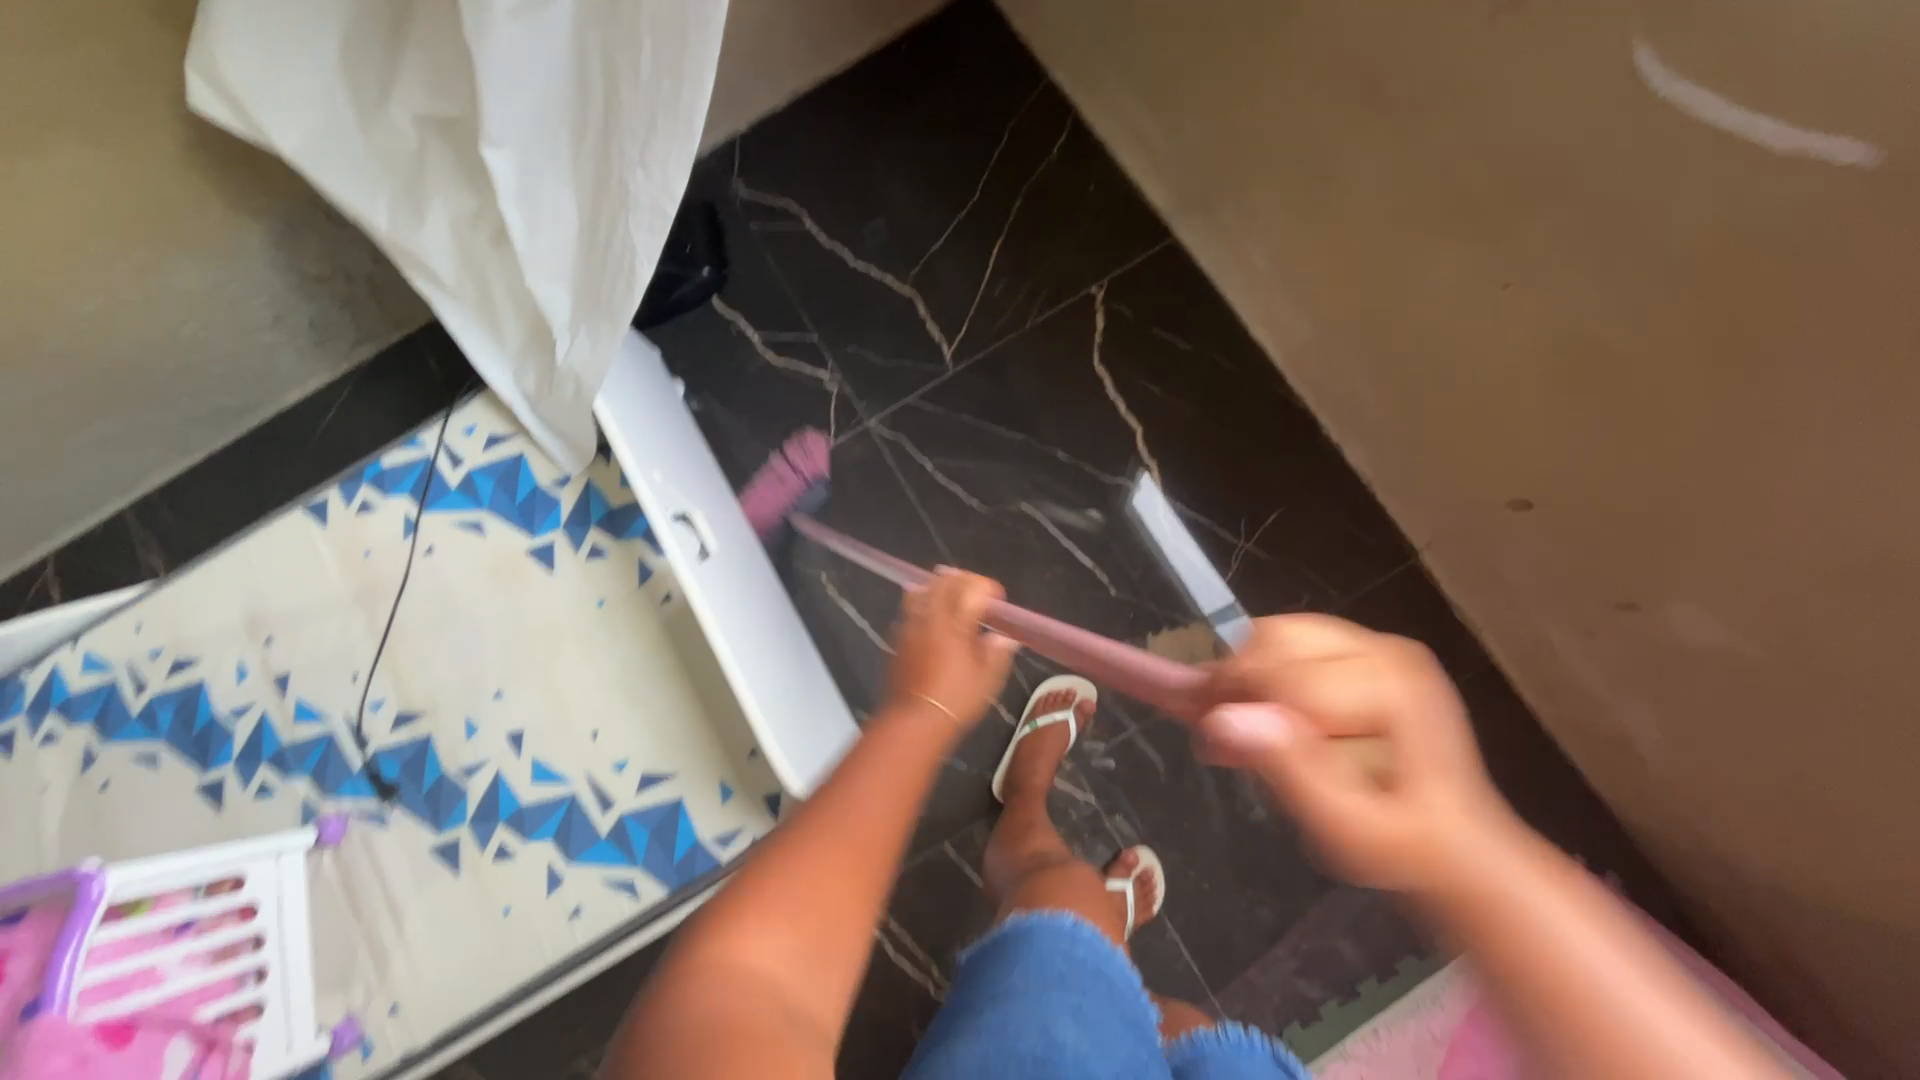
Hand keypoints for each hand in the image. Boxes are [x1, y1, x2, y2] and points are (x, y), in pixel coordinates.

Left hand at [883, 568, 1018, 732]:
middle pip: (944, 582)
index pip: (972, 588)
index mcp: (956, 624)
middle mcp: (931, 617)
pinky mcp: (897, 638)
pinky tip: (929, 616)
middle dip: (964, 580)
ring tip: (951, 596)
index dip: (987, 587)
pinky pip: (908, 608)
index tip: (998, 599)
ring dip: (939, 586)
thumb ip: (997, 652)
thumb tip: (1005, 637)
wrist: (914, 721)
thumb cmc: (956, 701)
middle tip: (977, 592)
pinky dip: (921, 602)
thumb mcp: (988, 680)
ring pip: (922, 589)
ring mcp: (910, 625)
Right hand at [1195, 614, 1517, 892]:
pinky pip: (1290, 645)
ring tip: (1224, 725)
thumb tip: (1223, 720)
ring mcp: (1378, 650)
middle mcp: (1385, 653)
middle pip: (1274, 640)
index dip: (1230, 703)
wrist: (1458, 849)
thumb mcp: (1345, 827)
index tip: (1206, 750)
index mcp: (1389, 688)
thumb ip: (1288, 768)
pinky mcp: (1365, 657)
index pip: (1280, 673)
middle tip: (1209, 736)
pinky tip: (1246, 714)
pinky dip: (1260, 674)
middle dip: (1231, 683)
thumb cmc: (1404, 848)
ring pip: (1276, 636)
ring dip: (1242, 677)